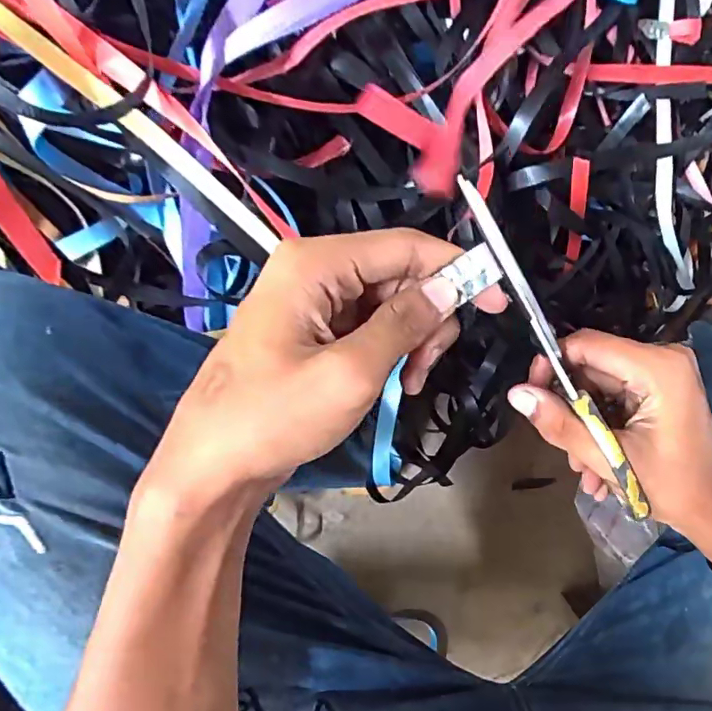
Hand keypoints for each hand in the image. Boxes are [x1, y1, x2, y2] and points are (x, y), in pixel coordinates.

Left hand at [139, 230, 504, 505]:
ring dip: (412, 343)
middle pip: (401, 275)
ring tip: (404, 384)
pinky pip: (371, 328)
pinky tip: (391, 384)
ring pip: (391, 305)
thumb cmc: (273, 417)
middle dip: (428, 319)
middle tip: (424, 368)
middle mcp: (314, 272)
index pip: (405, 247)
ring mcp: (314, 303)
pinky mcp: (316, 332)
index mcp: (315, 264)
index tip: (496, 300)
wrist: (215, 464)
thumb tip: (450, 287)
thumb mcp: (351, 371)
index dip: (457, 269)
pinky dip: (392, 354)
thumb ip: (404, 324)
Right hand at [506, 331, 711, 569]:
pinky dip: (603, 428)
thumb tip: (518, 394)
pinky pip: (617, 399)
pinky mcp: (662, 391)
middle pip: (593, 368)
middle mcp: (663, 360)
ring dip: (585, 426)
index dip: (552, 365)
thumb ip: (561, 425)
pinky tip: (598, 465)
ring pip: (601, 388)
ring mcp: (665, 375)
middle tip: (563, 446)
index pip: (587, 345)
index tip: (532, 396)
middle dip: (572, 408)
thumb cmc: (672, 488)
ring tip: (584, 468)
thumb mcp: (610, 459)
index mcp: (658, 368)